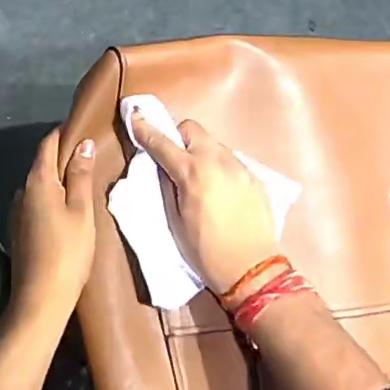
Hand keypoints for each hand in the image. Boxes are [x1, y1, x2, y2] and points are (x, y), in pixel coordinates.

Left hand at [9, 128, 97, 324]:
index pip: (47, 144)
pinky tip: (65, 209)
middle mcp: (22, 190)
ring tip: (79, 181)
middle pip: (41, 163)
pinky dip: (49, 197)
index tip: (79, 128)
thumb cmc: (67, 251)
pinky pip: (35, 201)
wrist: (39, 300)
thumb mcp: (81, 211)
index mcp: (38, 181)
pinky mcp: (18, 230)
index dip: (62, 134)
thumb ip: (80, 175)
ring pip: (38, 184)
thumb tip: (83, 143)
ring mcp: (17, 211)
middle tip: (86, 155)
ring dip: (55, 179)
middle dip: (61, 156)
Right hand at [130, 114, 281, 294]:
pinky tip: (221, 191)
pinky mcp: (255, 177)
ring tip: (201, 178)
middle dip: (179, 137)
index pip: (162, 143)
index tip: (135, 117)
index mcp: (192, 173)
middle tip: (176, 158)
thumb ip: (167, 186)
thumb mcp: (174, 221)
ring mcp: (239, 167)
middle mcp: (217, 161)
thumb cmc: (205, 251)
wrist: (253, 272)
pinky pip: (230, 161)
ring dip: (201, 152)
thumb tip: (163, 166)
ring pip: (213, 143)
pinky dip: (219, 167)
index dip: (145, 130)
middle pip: (191, 129)